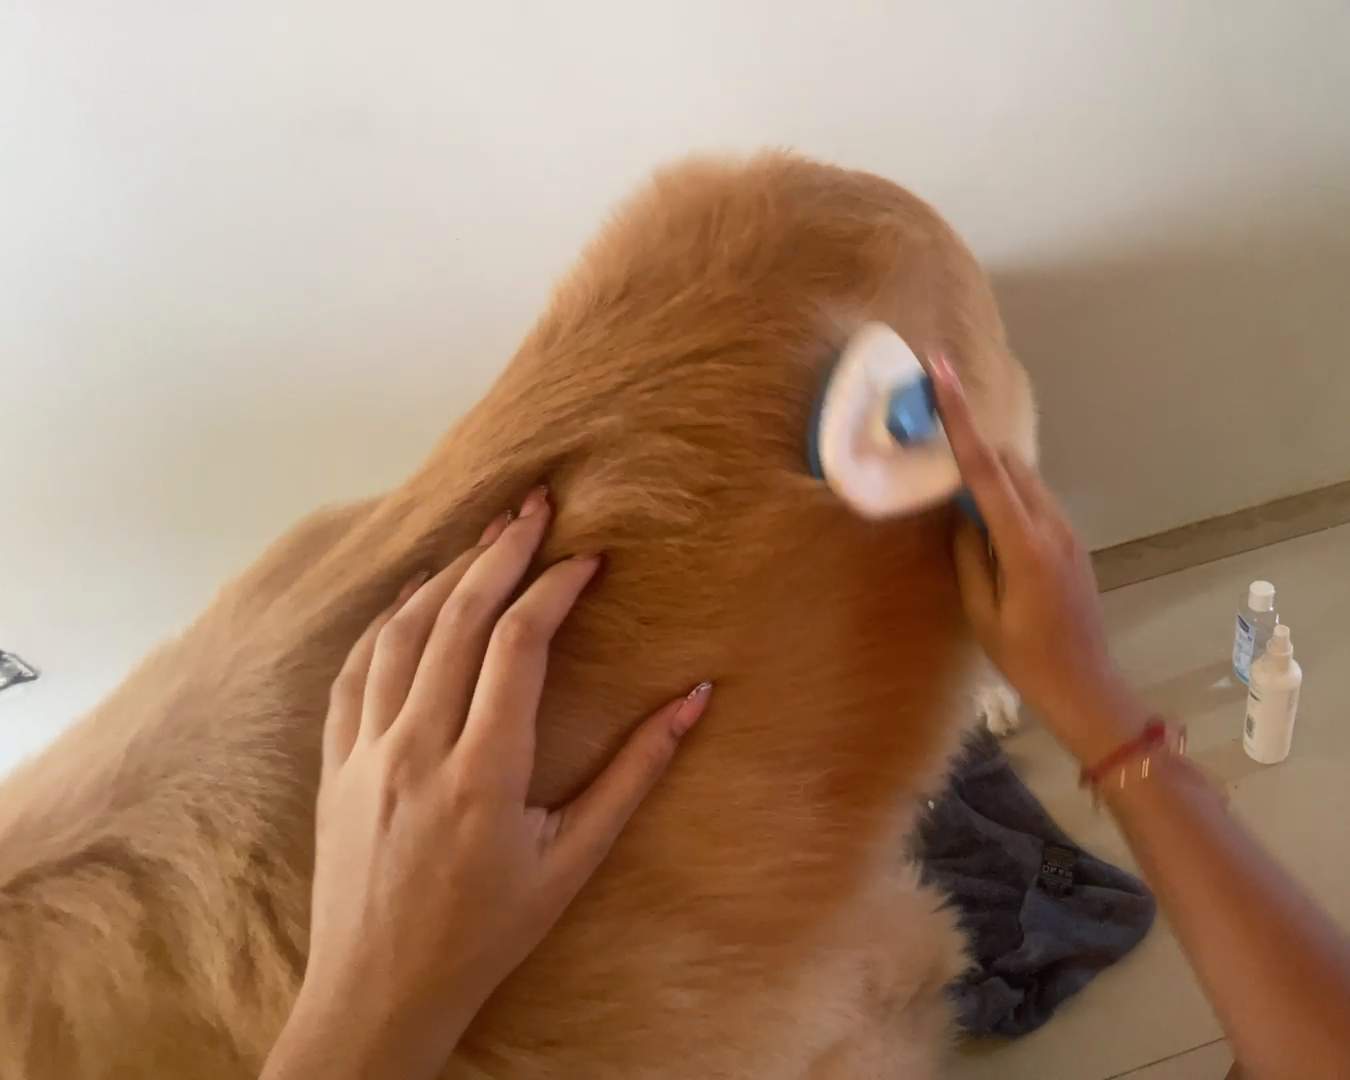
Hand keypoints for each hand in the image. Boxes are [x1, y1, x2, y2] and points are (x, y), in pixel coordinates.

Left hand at [264, 489, 711, 1079]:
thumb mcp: (579, 854)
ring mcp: (365, 754)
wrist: (376, 996)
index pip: (517, 646)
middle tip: (535, 504)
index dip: (554, 589)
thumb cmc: (492, 928)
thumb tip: (696, 700)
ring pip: (399, 634)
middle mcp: (415, 749)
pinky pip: (357, 670)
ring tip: (487, 533)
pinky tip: (417, 593)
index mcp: (483, 771)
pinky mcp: (338, 765)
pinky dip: (389, 618)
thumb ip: (640, 770)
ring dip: (446, 574)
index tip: (588, 558)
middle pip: (454, 620)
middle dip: (500, 553)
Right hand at [929, 356, 1148, 764]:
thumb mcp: (983, 612)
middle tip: (938, 444)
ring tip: (961, 493)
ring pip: (1024, 481)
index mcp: (1025, 544)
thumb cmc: (1027, 660)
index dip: (960, 420)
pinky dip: (1009, 498)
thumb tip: (962, 511)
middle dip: (974, 446)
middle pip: (1009, 464)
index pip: (986, 470)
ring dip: (992, 476)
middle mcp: (1052, 526)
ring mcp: (1068, 531)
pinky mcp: (1073, 542)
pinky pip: (1035, 502)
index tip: (942, 374)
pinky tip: (991, 523)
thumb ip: (970, 553)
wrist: (1086, 686)